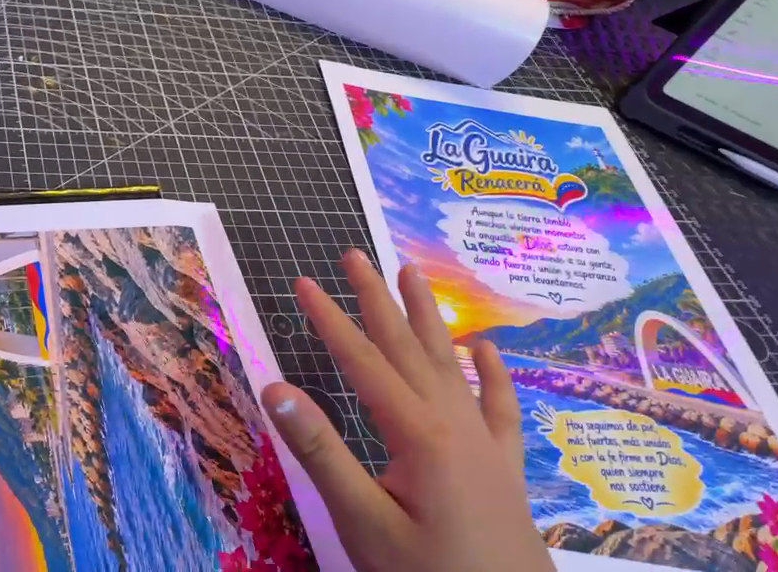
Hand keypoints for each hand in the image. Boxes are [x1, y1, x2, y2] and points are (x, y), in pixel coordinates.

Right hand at [260, 250, 551, 571]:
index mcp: (417, 434)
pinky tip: (486, 349)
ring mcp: (483, 445)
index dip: (329, 320)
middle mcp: (452, 425)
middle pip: (407, 347)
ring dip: (426, 317)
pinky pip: (499, 409)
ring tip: (411, 275)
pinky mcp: (504, 470)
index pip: (362, 361)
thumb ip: (319, 451)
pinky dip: (493, 375)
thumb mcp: (362, 522)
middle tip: (356, 255)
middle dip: (376, 299)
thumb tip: (274, 386)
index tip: (303, 281)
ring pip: (450, 364)